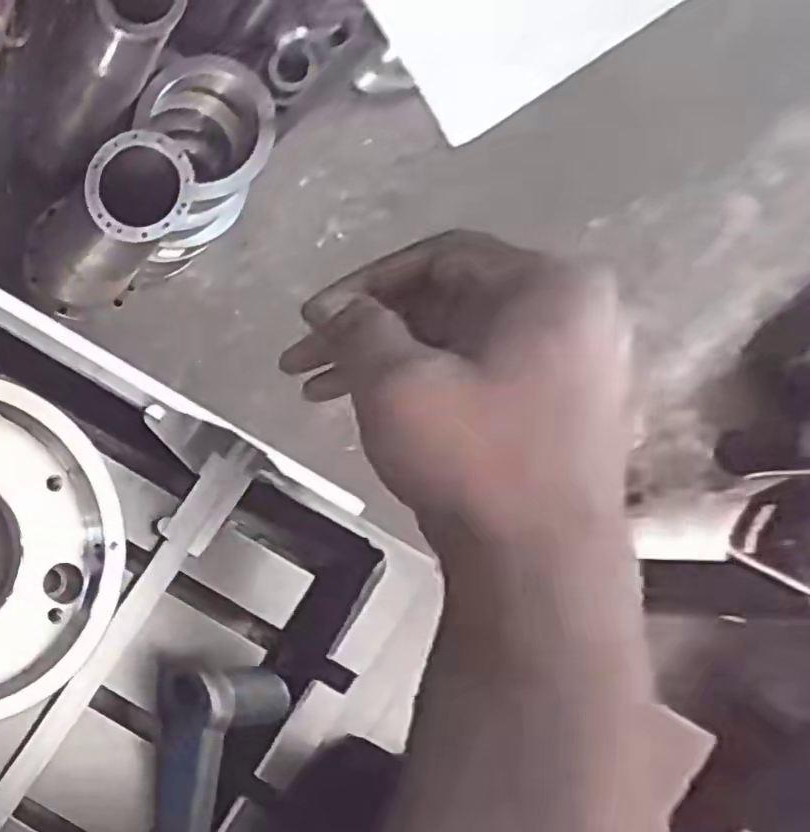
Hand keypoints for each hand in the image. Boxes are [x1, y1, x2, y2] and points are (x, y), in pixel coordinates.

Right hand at [279, 230, 631, 547]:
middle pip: (440, 299)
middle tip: (297, 360)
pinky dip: (406, 381)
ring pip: (446, 339)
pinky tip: (362, 406)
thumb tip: (332, 307)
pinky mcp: (542, 403)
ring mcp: (559, 360)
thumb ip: (359, 331)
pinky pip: (463, 370)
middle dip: (360, 328)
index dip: (363, 284)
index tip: (308, 319)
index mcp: (546, 288)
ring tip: (313, 389)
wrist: (533, 544)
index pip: (439, 256)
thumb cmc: (467, 452)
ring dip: (373, 358)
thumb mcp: (396, 382)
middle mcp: (565, 312)